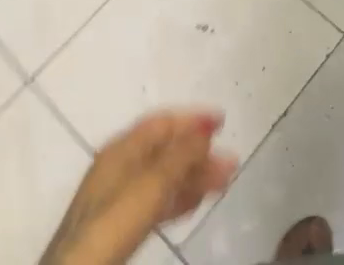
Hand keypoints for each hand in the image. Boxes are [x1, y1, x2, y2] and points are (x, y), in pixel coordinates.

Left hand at [42, 109, 239, 264]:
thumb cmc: (113, 223)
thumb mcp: (151, 184)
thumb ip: (180, 156)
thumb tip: (205, 129)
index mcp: (122, 149)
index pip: (162, 123)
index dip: (192, 119)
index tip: (222, 123)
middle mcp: (120, 166)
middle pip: (165, 150)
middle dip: (199, 152)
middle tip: (230, 162)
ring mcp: (119, 196)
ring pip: (164, 177)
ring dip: (194, 176)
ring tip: (222, 183)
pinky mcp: (121, 222)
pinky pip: (157, 200)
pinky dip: (179, 197)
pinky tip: (195, 204)